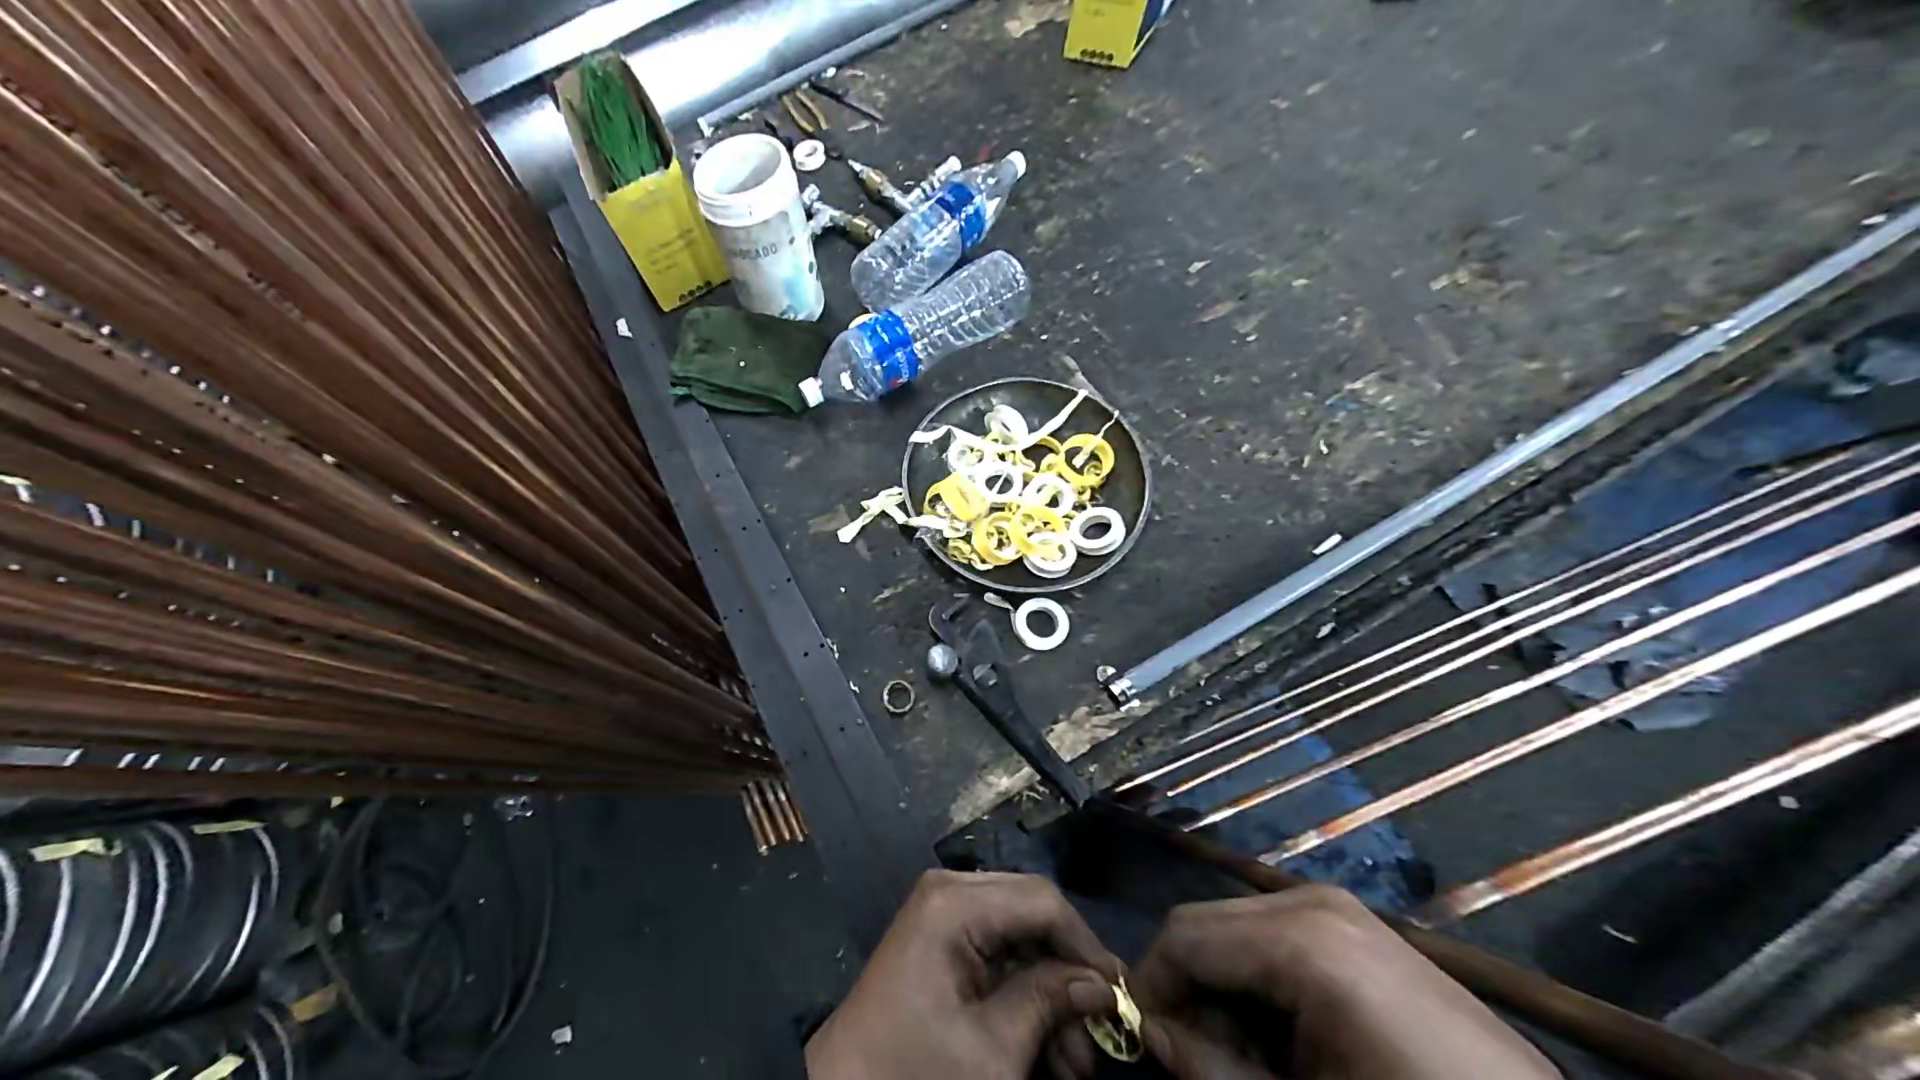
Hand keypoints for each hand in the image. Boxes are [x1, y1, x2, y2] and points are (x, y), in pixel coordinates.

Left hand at [806, 870, 1123, 1079]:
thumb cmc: (915, 1072)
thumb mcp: (992, 1048)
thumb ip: (1049, 1001)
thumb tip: (1102, 983)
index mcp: (954, 902)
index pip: (1042, 901)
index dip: (1086, 946)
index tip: (1121, 997)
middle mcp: (949, 892)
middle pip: (1032, 913)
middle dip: (1068, 973)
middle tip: (1100, 1035)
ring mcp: (942, 913)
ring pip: (1019, 936)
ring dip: (1050, 991)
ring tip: (1077, 1060)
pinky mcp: (941, 939)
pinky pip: (997, 951)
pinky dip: (1024, 992)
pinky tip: (1048, 1044)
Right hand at [1131, 886, 1561, 1079]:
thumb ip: (1214, 1067)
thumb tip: (1152, 1032)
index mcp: (1302, 940)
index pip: (1183, 935)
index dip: (1149, 984)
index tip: (1143, 1039)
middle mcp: (1310, 901)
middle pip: (1203, 921)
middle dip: (1185, 983)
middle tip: (1196, 1055)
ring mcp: (1335, 904)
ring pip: (1232, 923)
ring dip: (1217, 979)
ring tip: (1243, 1050)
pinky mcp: (1351, 919)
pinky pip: (1269, 929)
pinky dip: (1253, 972)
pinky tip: (1279, 1027)